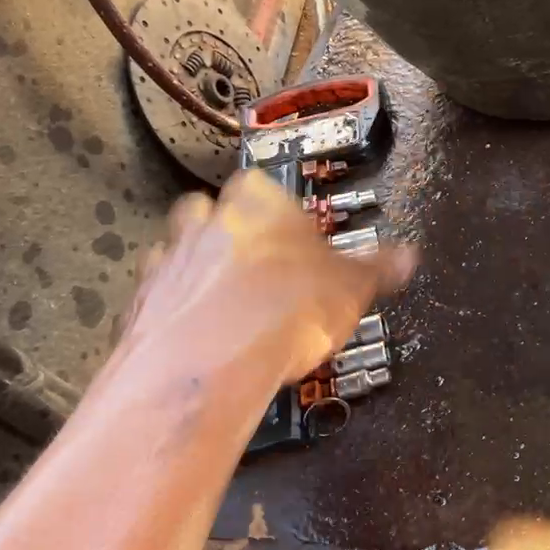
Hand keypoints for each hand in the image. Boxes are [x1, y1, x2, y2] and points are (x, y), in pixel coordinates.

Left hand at [92, 169, 415, 412]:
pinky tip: (202, 336)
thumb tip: (406, 257)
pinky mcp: (143, 306)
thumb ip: (380, 267)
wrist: (212, 364)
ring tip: (229, 304)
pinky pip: (160, 298)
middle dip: (230, 232)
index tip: (295, 233)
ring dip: (199, 270)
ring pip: (181, 251)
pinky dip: (177, 312)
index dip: (280, 210)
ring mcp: (170, 260)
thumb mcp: (354, 287)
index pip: (265, 185)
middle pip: (213, 210)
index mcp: (260, 201)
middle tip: (258, 263)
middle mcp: (208, 221)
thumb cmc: (283, 310)